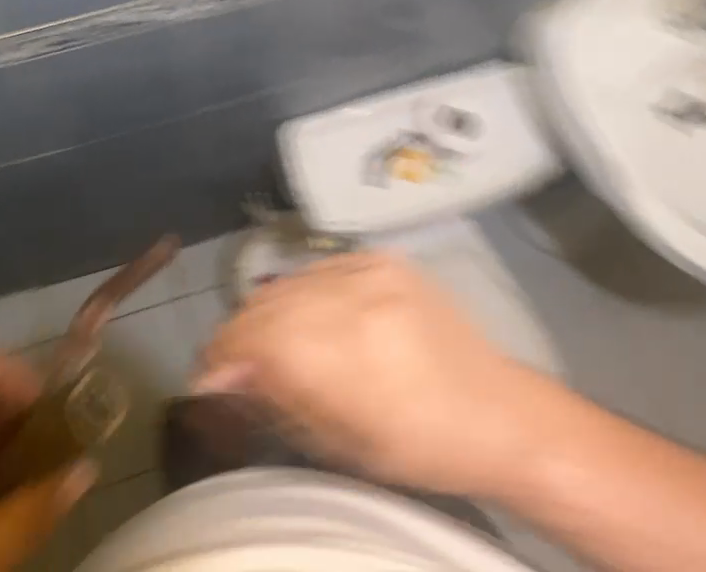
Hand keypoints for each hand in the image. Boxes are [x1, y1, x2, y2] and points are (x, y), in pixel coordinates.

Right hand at [196, 252, 558, 497]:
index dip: (220, 356)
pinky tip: (308, 317)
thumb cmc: (419, 446)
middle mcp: (355, 297)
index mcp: (345, 352)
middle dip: (237, 335)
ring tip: (267, 343)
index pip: (254, 336)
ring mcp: (373, 270)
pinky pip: (319, 269)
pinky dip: (301, 292)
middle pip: (265, 303)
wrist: (498, 411)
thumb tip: (220, 376)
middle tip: (230, 366)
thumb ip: (278, 397)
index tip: (206, 380)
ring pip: (288, 281)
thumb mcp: (342, 443)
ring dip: (266, 312)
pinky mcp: (386, 259)